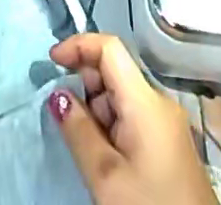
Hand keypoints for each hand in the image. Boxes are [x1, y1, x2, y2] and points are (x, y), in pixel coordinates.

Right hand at [46, 33, 216, 204]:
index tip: (52, 63)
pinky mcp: (168, 146)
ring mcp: (167, 126)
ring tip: (88, 147)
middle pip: (113, 71)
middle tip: (68, 120)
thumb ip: (77, 129)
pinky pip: (131, 117)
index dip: (77, 46)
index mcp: (147, 103)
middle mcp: (160, 105)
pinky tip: (104, 156)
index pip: (109, 48)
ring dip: (95, 110)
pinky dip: (108, 125)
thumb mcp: (105, 175)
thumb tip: (58, 94)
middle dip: (84, 85)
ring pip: (120, 96)